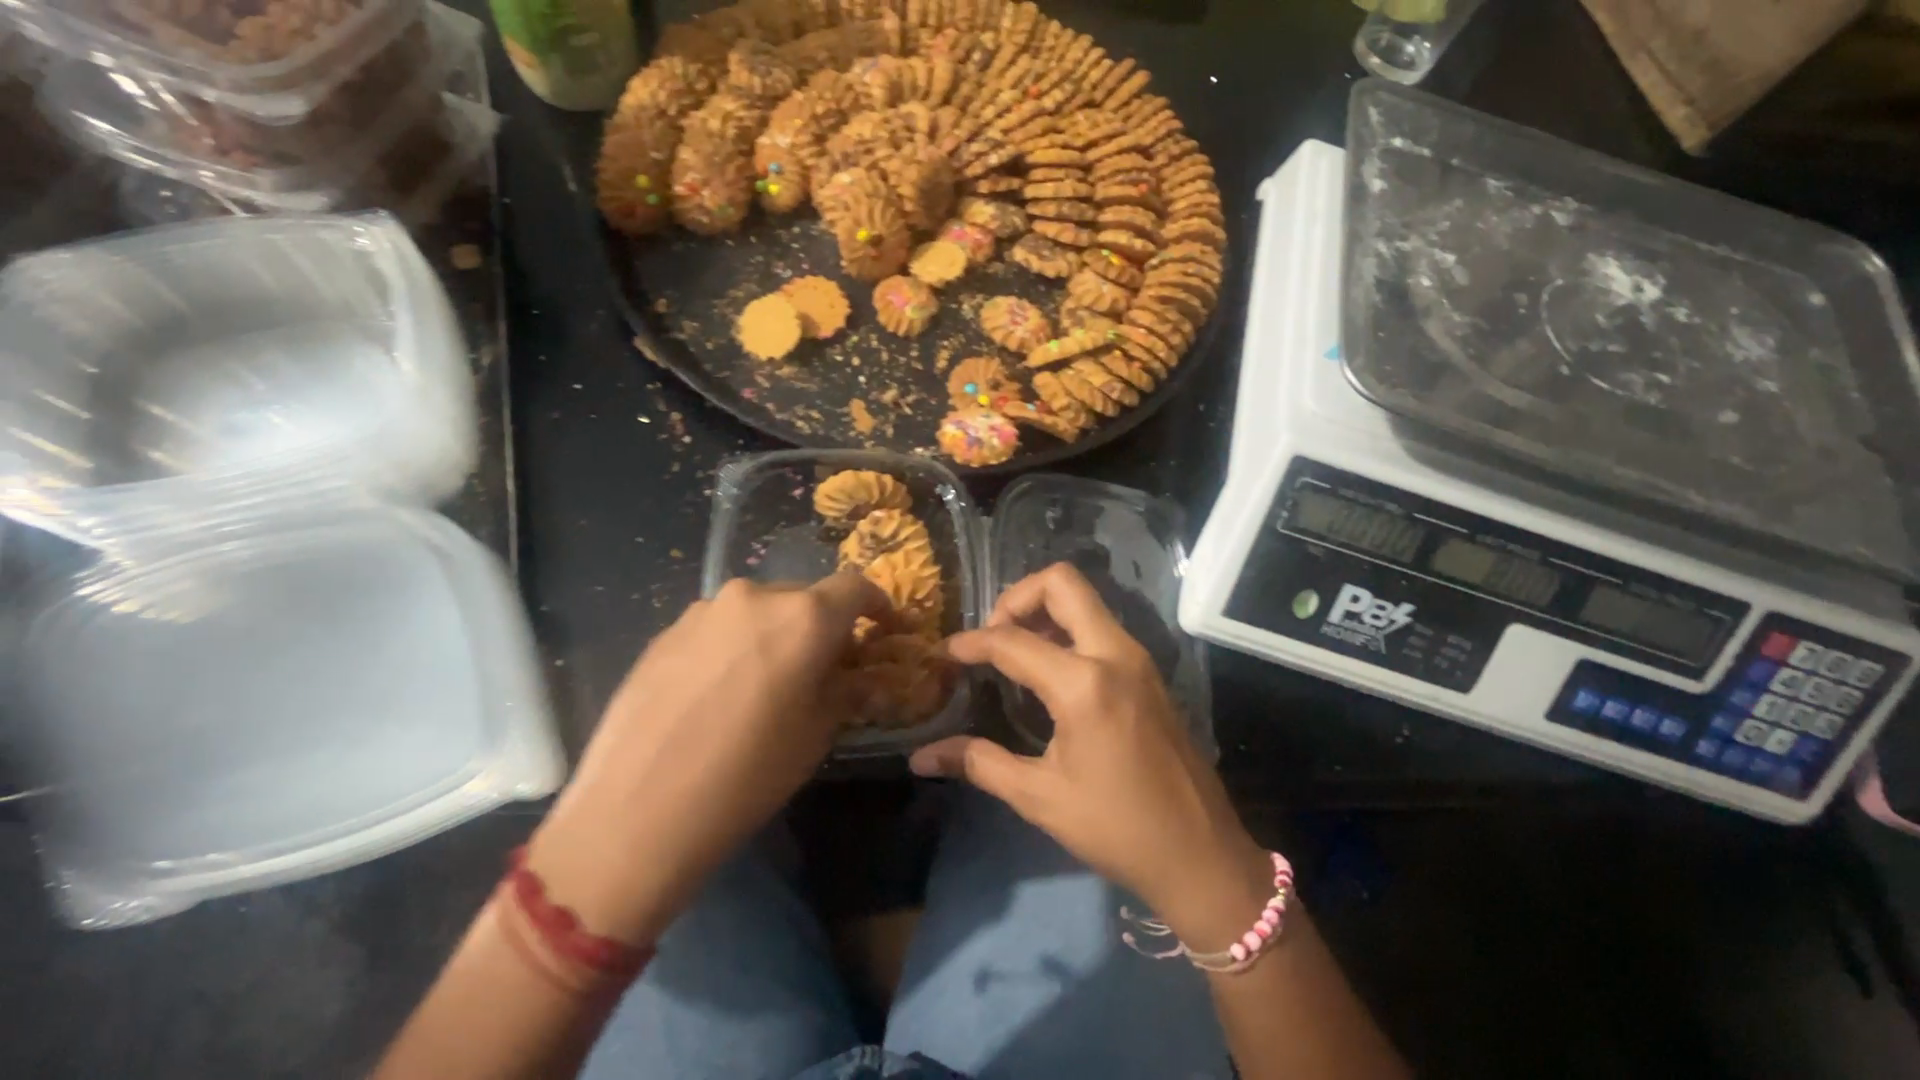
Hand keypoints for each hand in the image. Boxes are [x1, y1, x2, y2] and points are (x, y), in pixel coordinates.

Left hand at [526, 573, 889, 942]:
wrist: (639, 807)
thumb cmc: (750, 773)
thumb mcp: (817, 735)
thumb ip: (847, 691)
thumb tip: (863, 677)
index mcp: (804, 616)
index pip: (854, 587)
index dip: (875, 606)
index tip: (881, 631)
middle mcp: (754, 597)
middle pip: (804, 598)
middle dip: (821, 627)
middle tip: (823, 670)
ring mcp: (702, 611)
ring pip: (756, 612)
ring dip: (774, 635)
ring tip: (767, 684)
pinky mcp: (665, 632)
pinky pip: (717, 629)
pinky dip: (733, 648)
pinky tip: (719, 694)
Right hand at [909, 564, 1267, 946]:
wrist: (1200, 854)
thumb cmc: (1116, 828)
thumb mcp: (1039, 797)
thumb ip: (979, 763)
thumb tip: (921, 757)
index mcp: (1084, 683)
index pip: (1013, 640)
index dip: (971, 643)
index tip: (945, 654)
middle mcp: (1115, 655)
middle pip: (1062, 584)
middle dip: (1016, 597)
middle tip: (992, 637)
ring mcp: (1140, 660)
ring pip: (1087, 601)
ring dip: (1045, 611)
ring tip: (1014, 651)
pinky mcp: (1151, 674)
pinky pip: (1103, 627)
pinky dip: (1069, 630)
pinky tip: (1049, 672)